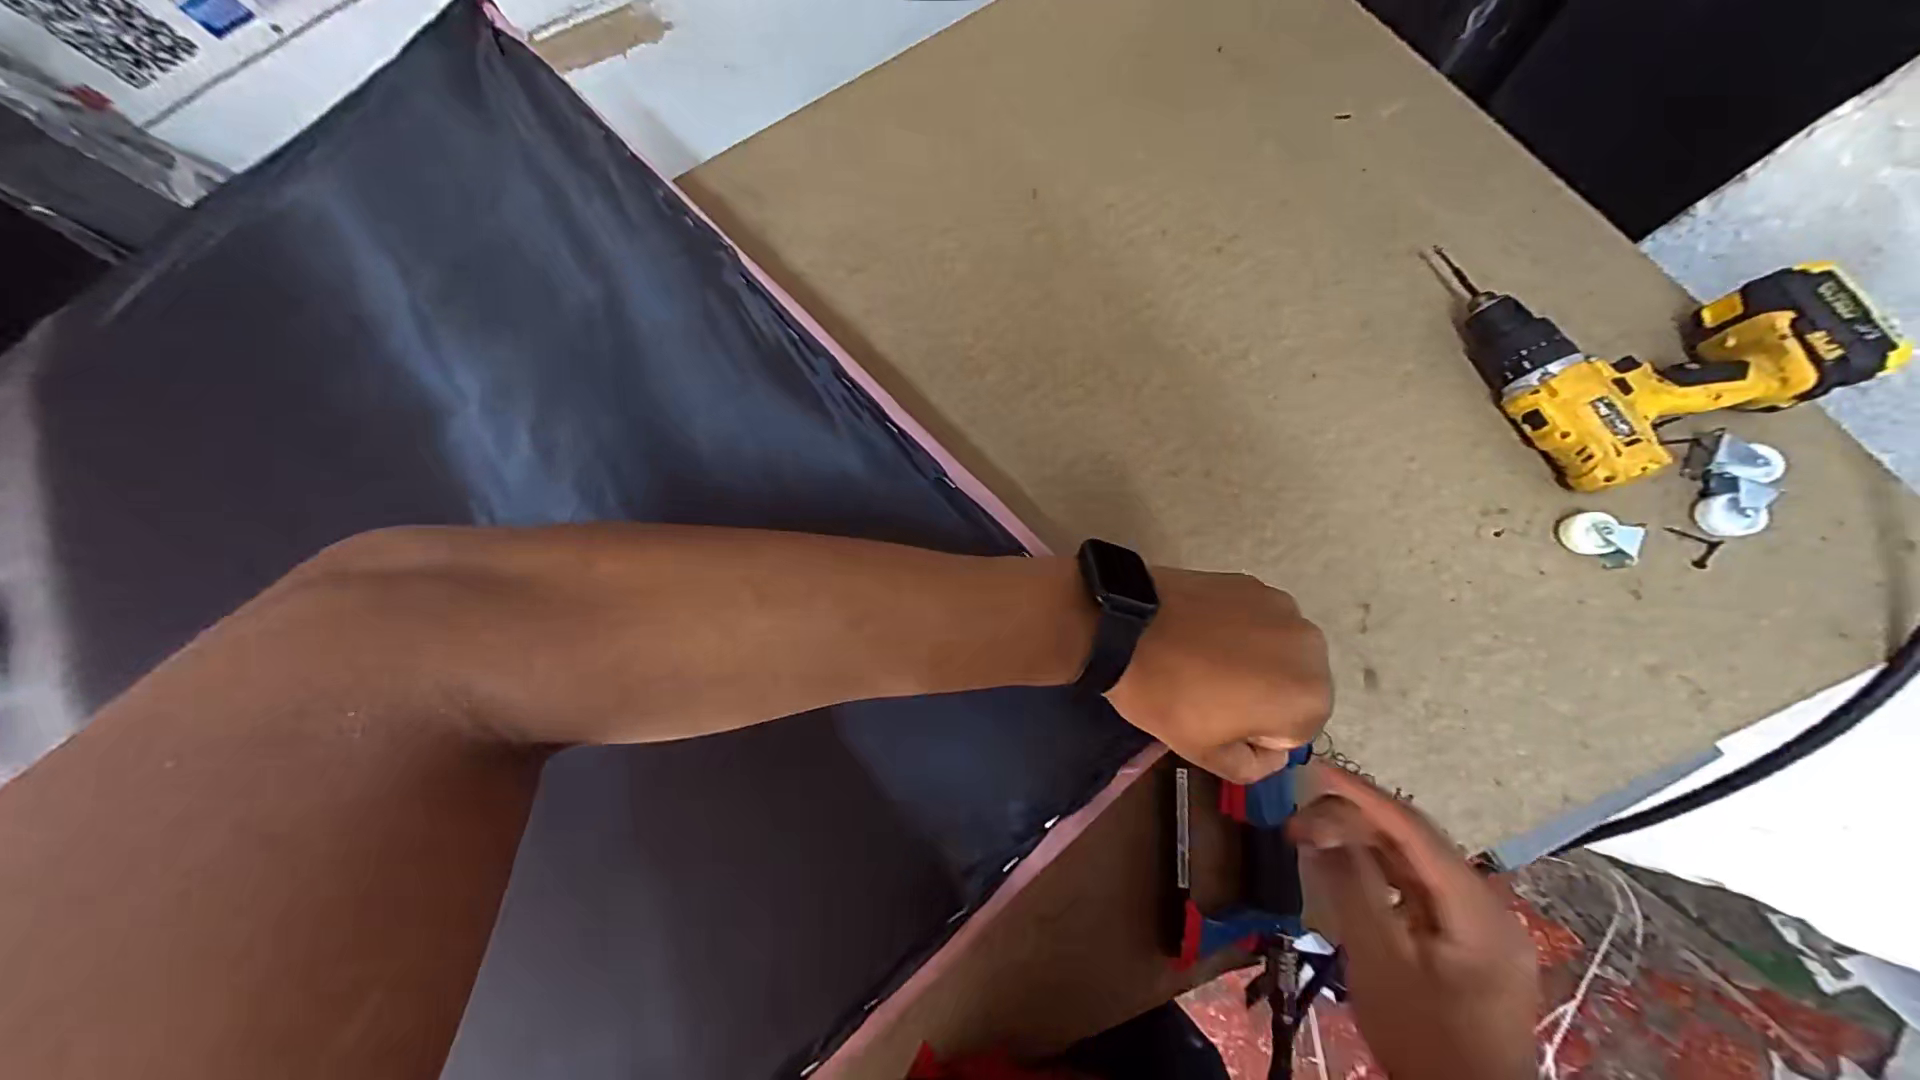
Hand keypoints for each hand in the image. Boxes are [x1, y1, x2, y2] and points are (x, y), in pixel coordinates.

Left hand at [1104, 568, 1330, 782]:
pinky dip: (1237, 628)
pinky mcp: (1251, 581)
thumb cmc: (1164, 695)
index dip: (1251, 733)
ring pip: (1276, 650)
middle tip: (1209, 689)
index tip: (1214, 718)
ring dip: (1253, 659)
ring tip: (1203, 658)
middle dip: (1261, 694)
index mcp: (1309, 697)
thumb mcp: (1205, 754)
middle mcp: (1312, 647)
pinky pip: (1255, 619)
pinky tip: (1200, 630)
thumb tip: (1269, 752)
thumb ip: (1253, 767)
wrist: (1120, 627)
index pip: (1293, 733)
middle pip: (1293, 686)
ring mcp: (1282, 606)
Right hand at [1289, 764, 1538, 1079]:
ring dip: (1359, 843)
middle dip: (1352, 820)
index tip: (1315, 768)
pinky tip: (1341, 868)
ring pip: (1410, 863)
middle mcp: (1484, 906)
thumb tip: (1318, 828)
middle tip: (1296, 822)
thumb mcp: (1379, 960)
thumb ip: (1350, 886)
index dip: (1362, 794)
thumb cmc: (1423, 1036)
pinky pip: (1411, 888)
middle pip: (1412, 842)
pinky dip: (1373, 871)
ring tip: (1308, 837)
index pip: (1413, 829)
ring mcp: (1475, 925)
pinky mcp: (1460, 942)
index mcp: (1476, 907)